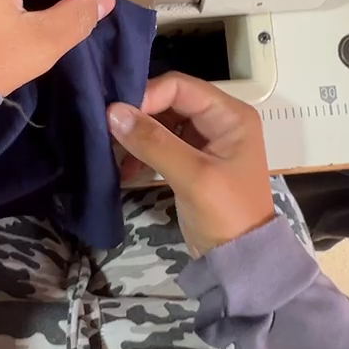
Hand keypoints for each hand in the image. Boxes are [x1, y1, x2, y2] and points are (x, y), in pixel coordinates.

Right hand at [107, 72, 275, 255]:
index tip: (116, 116)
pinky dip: (142, 152)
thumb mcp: (193, 177)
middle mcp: (219, 119)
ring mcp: (205, 140)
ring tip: (111, 150)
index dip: (146, 96)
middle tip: (106, 130)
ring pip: (162, 122)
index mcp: (230, 114)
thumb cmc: (226, 215)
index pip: (180, 86)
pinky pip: (161, 143)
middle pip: (169, 101)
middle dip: (139, 115)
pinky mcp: (192, 159)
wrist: (242, 261)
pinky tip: (123, 169)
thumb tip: (113, 111)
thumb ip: (154, 143)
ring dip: (137, 135)